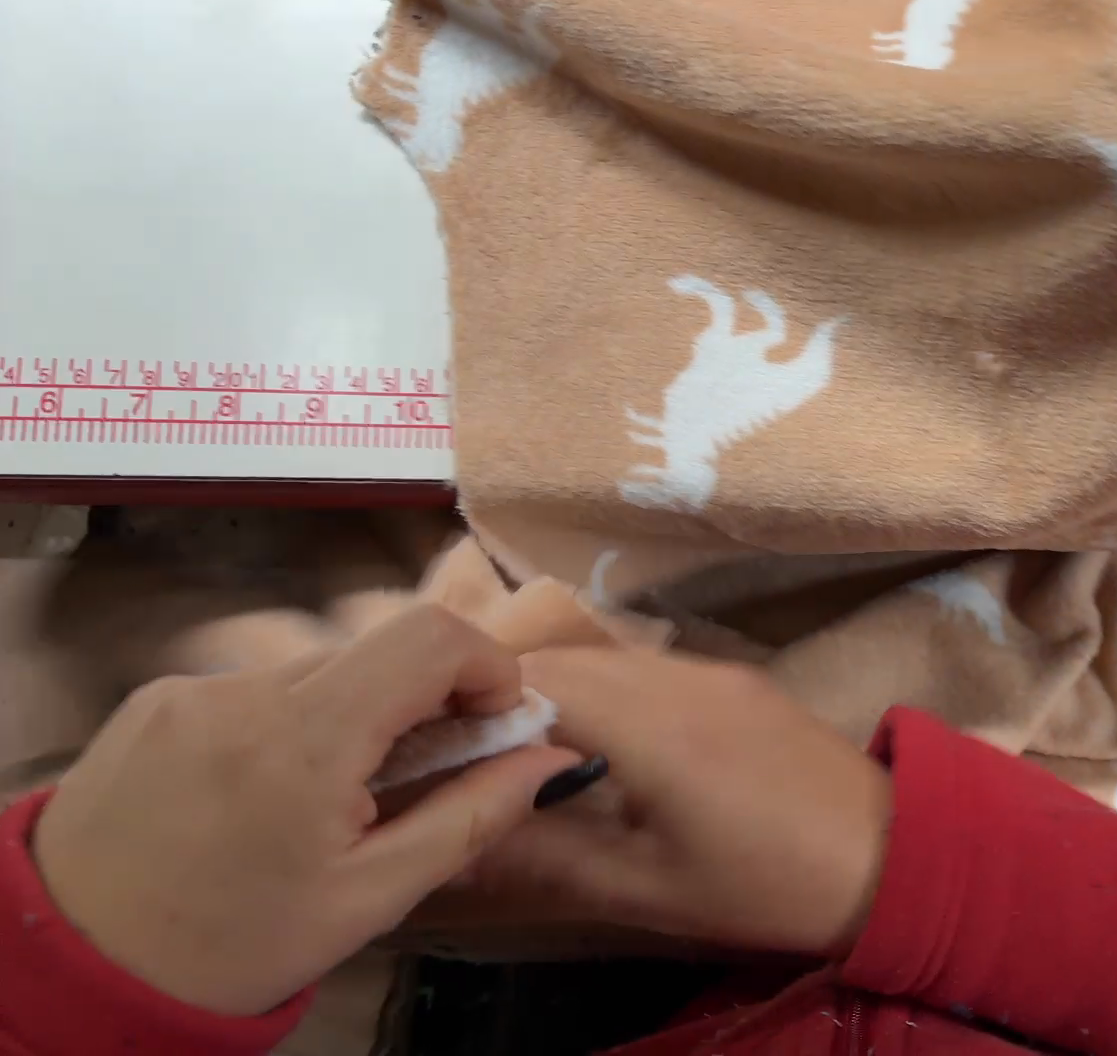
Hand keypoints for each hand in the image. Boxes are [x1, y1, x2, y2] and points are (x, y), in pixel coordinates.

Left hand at [30, 606, 580, 1016]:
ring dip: (379, 704)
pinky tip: (293, 777)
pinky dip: (321, 711)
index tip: (494, 723)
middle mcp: (242, 693)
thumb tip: (559, 761)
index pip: (432, 638)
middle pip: (392, 647)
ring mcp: (193, 689)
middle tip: (441, 760)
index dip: (488, 665)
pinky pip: (282, 680)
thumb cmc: (226, 949)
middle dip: (441, 692)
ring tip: (358, 779)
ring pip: (340, 663)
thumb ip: (479, 813)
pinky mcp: (164, 696)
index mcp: (298, 742)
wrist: (38, 985)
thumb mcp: (373, 895)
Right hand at [463, 648, 891, 957]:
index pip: (538, 680)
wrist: (888, 847)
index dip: (475, 707)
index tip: (434, 752)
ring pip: (615, 658)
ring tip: (529, 755)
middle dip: (511, 697)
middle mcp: (685, 677)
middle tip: (471, 759)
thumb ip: (548, 857)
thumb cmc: (768, 883)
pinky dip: (613, 691)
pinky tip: (607, 741)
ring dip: (563, 690)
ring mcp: (719, 671)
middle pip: (573, 660)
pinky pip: (656, 668)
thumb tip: (461, 835)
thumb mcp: (649, 889)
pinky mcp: (742, 680)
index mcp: (657, 726)